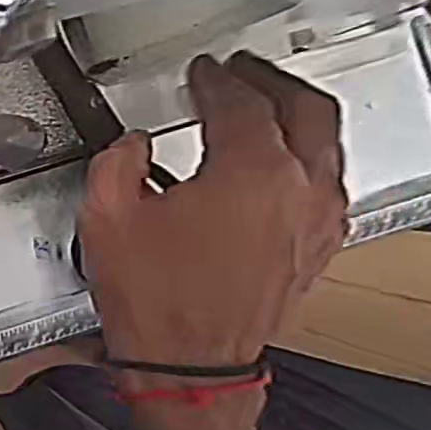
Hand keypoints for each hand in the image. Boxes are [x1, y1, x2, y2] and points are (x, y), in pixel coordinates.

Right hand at [80, 53, 347, 380]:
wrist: (186, 357)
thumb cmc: (152, 296)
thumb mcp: (104, 219)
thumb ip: (115, 165)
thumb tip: (131, 146)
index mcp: (248, 174)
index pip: (240, 105)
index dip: (215, 82)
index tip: (203, 72)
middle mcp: (298, 188)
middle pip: (305, 110)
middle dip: (271, 83)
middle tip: (242, 72)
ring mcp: (317, 218)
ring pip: (326, 144)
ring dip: (296, 116)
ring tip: (265, 107)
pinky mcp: (318, 245)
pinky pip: (326, 182)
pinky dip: (305, 157)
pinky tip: (281, 163)